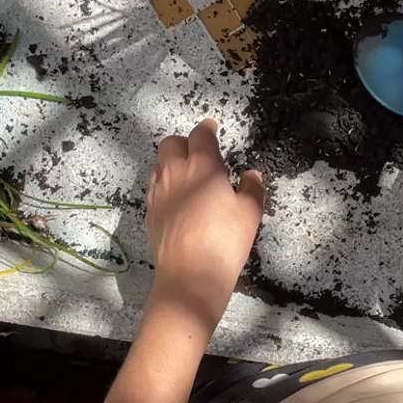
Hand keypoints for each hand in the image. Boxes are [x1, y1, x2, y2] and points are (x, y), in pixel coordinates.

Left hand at [146, 118, 265, 325]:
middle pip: (171, 143)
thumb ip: (251, 188)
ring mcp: (159, 192)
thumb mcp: (250, 213)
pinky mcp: (150, 212)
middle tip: (200, 152)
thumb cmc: (225, 240)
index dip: (207, 128)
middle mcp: (175, 173)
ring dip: (173, 161)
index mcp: (202, 166)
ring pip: (159, 163)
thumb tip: (251, 175)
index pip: (200, 135)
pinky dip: (166, 182)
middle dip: (185, 142)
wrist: (190, 275)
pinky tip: (178, 197)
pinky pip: (155, 186)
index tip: (212, 127)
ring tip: (189, 174)